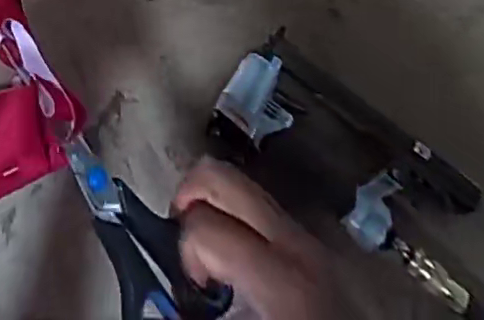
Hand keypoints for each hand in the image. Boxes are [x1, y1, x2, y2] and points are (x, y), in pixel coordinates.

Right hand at [173, 159, 343, 319]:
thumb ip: (201, 314)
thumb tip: (165, 302)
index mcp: (279, 275)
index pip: (206, 226)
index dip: (183, 250)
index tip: (190, 285)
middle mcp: (296, 241)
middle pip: (224, 177)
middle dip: (189, 193)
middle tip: (178, 233)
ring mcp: (311, 236)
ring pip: (246, 188)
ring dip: (216, 205)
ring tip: (208, 253)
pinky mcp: (318, 243)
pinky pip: (266, 211)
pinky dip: (240, 220)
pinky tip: (239, 259)